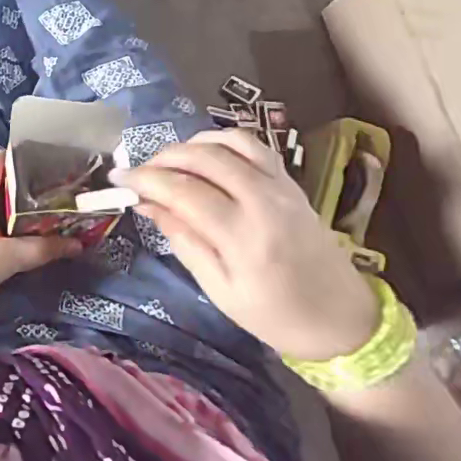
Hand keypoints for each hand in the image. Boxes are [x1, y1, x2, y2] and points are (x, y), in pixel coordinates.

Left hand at [0, 152, 80, 318]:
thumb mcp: (6, 260)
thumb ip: (43, 249)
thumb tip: (79, 244)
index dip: (27, 162)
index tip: (55, 172)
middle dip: (29, 184)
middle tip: (60, 193)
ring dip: (20, 203)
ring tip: (51, 208)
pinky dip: (7, 216)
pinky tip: (28, 226)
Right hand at [111, 130, 380, 359]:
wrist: (343, 318)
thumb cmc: (275, 316)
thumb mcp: (220, 289)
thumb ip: (184, 241)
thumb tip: (148, 206)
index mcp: (243, 237)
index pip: (183, 191)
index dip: (145, 180)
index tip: (118, 180)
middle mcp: (264, 201)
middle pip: (205, 157)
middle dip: (163, 157)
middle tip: (138, 171)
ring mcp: (282, 186)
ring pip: (231, 142)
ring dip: (193, 144)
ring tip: (168, 161)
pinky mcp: (292, 183)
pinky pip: (255, 146)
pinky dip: (223, 141)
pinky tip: (205, 155)